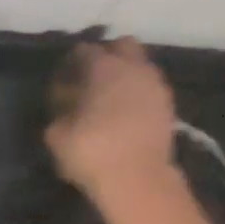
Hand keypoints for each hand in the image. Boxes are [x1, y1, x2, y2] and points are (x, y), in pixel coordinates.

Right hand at [43, 37, 178, 199]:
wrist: (137, 178)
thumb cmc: (91, 152)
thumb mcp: (56, 135)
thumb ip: (58, 112)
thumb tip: (62, 103)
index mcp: (103, 67)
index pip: (83, 50)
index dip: (71, 62)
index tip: (63, 79)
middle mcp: (133, 67)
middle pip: (122, 44)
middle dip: (108, 55)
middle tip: (92, 79)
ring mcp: (155, 84)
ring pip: (140, 65)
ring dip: (125, 75)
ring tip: (109, 99)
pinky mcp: (168, 104)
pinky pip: (149, 87)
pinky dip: (137, 94)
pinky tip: (125, 114)